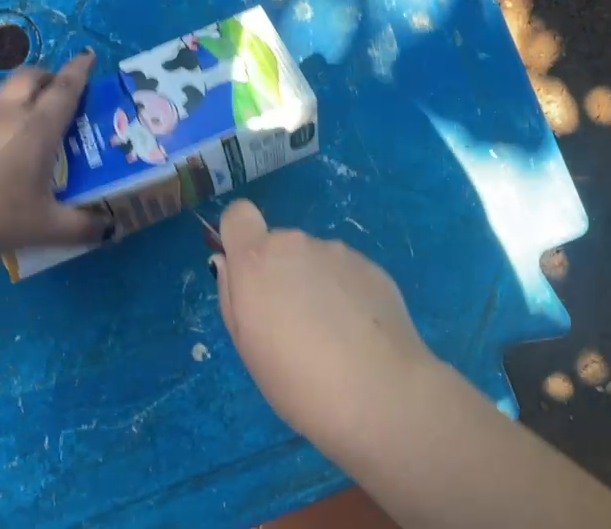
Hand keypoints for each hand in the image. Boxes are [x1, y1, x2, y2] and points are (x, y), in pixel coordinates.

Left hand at [0, 52, 109, 261]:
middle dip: (47, 76)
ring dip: (13, 91)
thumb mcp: (45, 229)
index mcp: (36, 128)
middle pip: (29, 77)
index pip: (64, 89)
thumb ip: (81, 226)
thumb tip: (110, 227)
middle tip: (57, 90)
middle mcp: (6, 114)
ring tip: (18, 110)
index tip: (87, 56)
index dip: (79, 71)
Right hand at [210, 200, 434, 450]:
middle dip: (281, 272)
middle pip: (279, 244)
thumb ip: (231, 294)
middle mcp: (296, 243)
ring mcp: (338, 252)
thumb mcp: (246, 346)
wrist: (381, 395)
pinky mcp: (372, 267)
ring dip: (316, 283)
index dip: (239, 238)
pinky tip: (359, 333)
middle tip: (293, 322)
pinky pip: (346, 273)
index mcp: (257, 259)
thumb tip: (229, 263)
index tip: (248, 273)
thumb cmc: (298, 381)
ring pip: (315, 259)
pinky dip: (347, 294)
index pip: (238, 214)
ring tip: (333, 334)